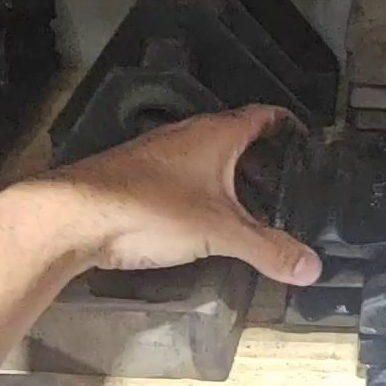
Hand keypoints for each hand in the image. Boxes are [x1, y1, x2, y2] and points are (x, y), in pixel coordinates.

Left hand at [18, 105, 320, 284]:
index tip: (309, 143)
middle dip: (265, 160)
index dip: (288, 125)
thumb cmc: (152, 210)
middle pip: (238, 138)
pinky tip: (208, 219)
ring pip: (209, 158)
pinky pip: (185, 176)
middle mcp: (189, 135)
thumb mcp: (221, 232)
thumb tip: (314, 269)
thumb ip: (269, 249)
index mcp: (217, 135)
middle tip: (290, 187)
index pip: (263, 116)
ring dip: (233, 177)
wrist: (71, 218)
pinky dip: (205, 191)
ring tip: (256, 207)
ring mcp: (159, 154)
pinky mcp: (138, 176)